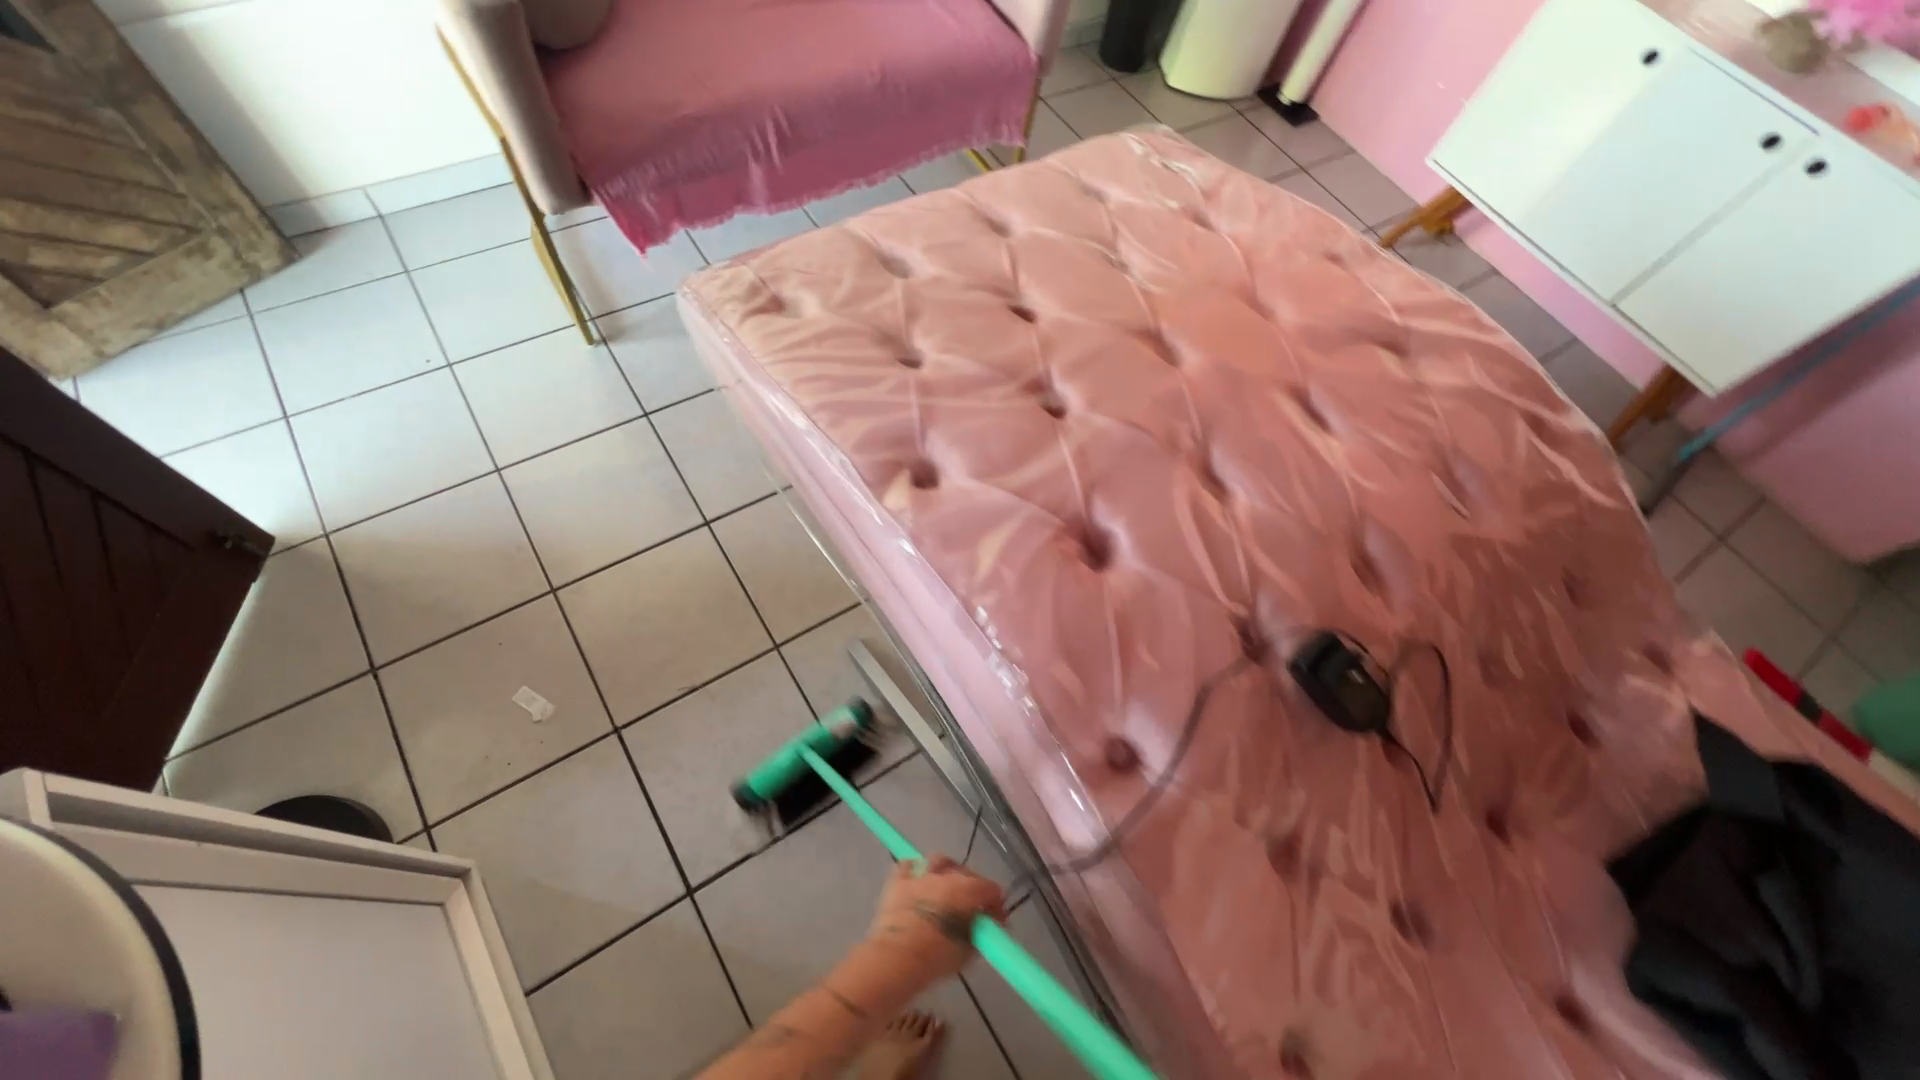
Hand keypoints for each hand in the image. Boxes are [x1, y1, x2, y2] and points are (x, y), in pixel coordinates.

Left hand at [865, 855, 1005, 980]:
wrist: (897, 957)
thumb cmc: (936, 956)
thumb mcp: (968, 952)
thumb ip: (980, 934)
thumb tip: (984, 928)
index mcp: (969, 890)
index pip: (991, 889)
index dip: (995, 905)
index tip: (994, 921)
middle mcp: (947, 875)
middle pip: (967, 873)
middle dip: (973, 889)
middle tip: (971, 909)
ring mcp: (922, 875)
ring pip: (939, 861)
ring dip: (946, 872)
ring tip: (944, 889)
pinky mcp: (899, 881)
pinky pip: (909, 865)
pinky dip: (915, 871)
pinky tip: (917, 882)